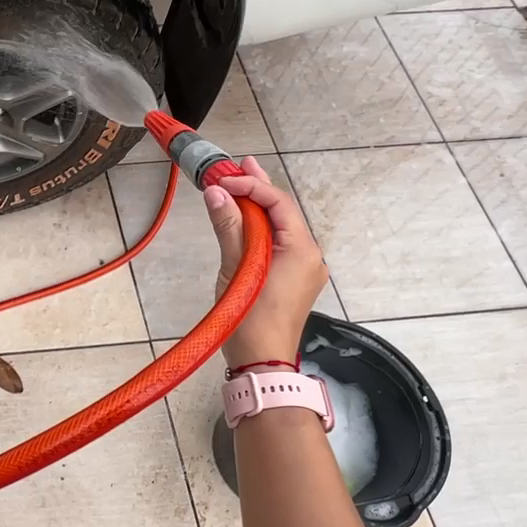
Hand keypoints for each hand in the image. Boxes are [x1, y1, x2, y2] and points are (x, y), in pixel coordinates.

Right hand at [202, 156, 328, 366]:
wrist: (262, 363)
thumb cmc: (250, 319)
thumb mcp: (236, 270)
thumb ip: (229, 227)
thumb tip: (216, 192)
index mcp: (302, 250)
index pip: (278, 204)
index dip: (250, 186)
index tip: (222, 180)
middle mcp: (310, 256)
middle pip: (283, 212)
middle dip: (259, 188)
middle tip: (239, 163)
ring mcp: (303, 269)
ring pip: (281, 227)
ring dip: (258, 206)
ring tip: (238, 182)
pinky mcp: (292, 279)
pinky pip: (280, 243)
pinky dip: (261, 226)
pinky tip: (244, 217)